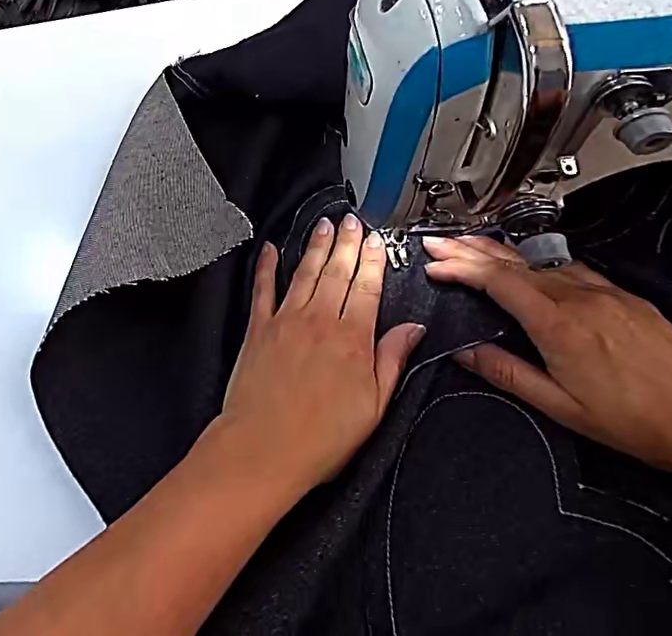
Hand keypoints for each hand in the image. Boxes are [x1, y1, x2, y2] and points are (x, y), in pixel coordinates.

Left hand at [215, 215, 425, 493]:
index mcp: (351, 339)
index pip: (367, 287)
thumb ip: (392, 360)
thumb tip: (413, 330)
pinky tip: (270, 249)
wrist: (261, 450)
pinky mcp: (259, 329)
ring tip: (325, 225)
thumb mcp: (372, 406)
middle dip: (348, 242)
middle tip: (352, 221)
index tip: (377, 242)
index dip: (374, 261)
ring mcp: (287, 321)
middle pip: (338, 271)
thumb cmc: (318, 439)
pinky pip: (263, 288)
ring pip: (305, 271)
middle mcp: (320, 321)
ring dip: (316, 245)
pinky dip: (266, 266)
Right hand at [424, 235, 671, 485]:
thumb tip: (469, 353)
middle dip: (471, 249)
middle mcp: (579, 297)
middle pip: (513, 262)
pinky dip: (538, 261)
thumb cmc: (643, 422)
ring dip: (501, 252)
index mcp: (558, 323)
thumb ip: (510, 374)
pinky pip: (569, 267)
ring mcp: (603, 291)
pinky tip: (533, 265)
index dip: (461, 268)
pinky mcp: (622, 294)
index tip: (436, 265)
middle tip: (442, 244)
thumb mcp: (564, 408)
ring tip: (474, 246)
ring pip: (539, 261)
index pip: (496, 281)